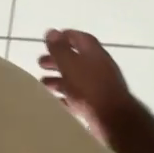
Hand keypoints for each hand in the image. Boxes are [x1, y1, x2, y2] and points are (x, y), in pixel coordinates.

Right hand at [39, 29, 146, 145]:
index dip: (64, 37)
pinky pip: (79, 97)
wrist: (113, 121)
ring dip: (59, 79)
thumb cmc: (89, 88)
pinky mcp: (98, 104)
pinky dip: (66, 96)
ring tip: (43, 83)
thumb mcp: (70, 64)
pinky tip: (54, 101)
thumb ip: (59, 49)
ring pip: (76, 78)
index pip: (79, 38)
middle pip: (76, 59)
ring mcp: (99, 86)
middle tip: (40, 63)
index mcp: (93, 53)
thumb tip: (51, 31)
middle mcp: (98, 67)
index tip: (49, 40)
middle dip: (57, 59)